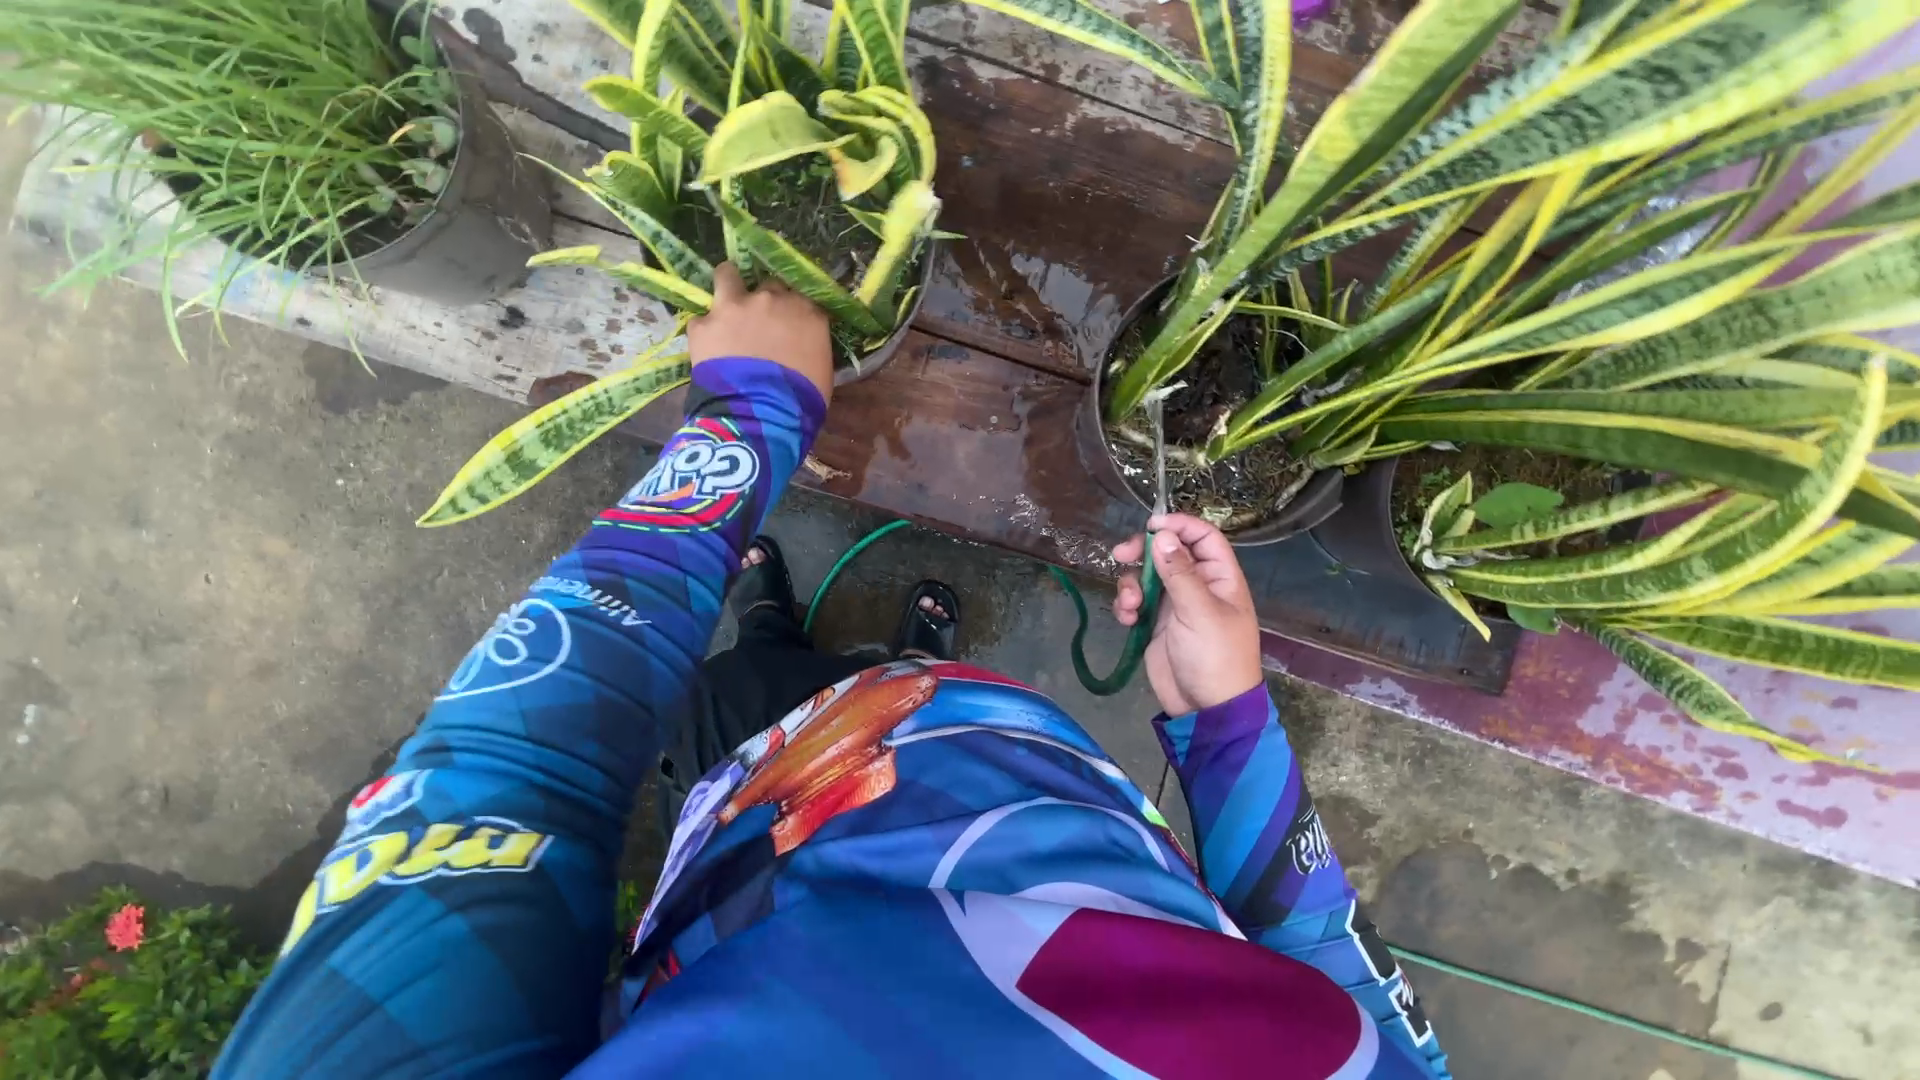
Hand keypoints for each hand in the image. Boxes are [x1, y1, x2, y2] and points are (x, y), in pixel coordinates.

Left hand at [688, 262, 833, 404]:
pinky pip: (702, 321)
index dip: (796, 309)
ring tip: (726, 303)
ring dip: (729, 285)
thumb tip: (804, 345)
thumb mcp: (823, 370)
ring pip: (727, 275)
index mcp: (806, 311)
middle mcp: (771, 298)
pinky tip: (708, 347)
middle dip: (766, 299)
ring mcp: (735, 306)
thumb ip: (814, 346)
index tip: (793, 323)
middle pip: (769, 284)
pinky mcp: (705, 324)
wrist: (762, 416)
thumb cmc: (803, 401)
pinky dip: (706, 332)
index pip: (803, 296)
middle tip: (762, 321)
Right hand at [1113, 513, 1263, 715]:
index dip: (1180, 525)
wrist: (1205, 708)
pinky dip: (1127, 606)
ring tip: (1130, 606)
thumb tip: (1162, 535)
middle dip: (1142, 552)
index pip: (1203, 537)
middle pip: (1167, 551)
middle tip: (1121, 554)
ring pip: (1146, 576)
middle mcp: (1197, 585)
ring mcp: (1175, 604)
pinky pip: (1136, 601)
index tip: (1152, 525)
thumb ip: (1179, 573)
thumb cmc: (1214, 657)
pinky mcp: (1156, 623)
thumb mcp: (1199, 612)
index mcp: (1220, 578)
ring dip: (1131, 584)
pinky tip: (1127, 621)